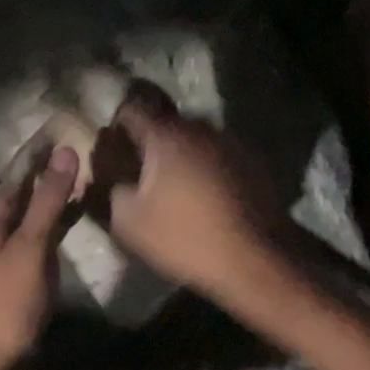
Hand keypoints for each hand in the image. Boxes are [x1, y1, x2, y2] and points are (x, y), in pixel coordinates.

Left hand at [0, 146, 79, 369]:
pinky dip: (69, 210)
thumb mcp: (30, 245)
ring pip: (45, 201)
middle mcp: (7, 218)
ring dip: (65, 183)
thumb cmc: (7, 298)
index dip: (44, 141)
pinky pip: (53, 223)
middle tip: (93, 136)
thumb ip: (48, 199)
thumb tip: (67, 150)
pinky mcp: (34, 260)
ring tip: (97, 163)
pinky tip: (88, 205)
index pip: (24, 162)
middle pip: (34, 179)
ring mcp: (21, 240)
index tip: (70, 115)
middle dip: (58, 158)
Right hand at [106, 94, 280, 296]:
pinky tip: (203, 198)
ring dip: (179, 156)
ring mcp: (230, 143)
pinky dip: (204, 169)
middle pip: (164, 123)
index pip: (131, 109)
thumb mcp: (129, 222)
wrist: (257, 260)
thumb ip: (112, 189)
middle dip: (149, 143)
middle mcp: (199, 127)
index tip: (113, 152)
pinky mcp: (252, 163)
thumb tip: (116, 175)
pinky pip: (216, 156)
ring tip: (173, 189)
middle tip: (139, 174)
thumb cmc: (186, 237)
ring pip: (193, 140)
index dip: (116, 128)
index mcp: (166, 134)